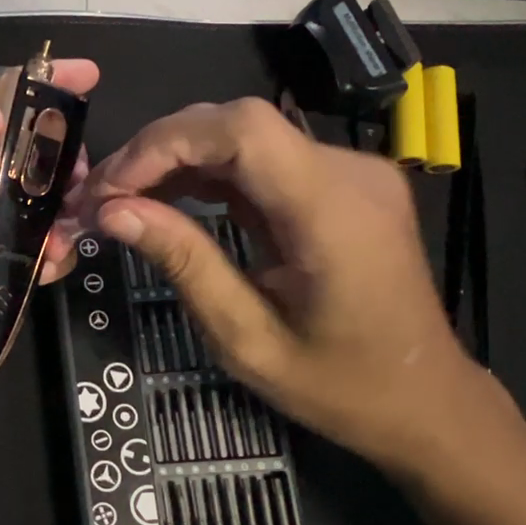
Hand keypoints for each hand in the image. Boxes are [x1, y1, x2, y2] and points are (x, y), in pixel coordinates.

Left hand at [0, 59, 99, 428]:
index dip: (34, 82)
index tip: (89, 77)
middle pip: (16, 145)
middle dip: (57, 153)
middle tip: (87, 176)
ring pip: (29, 193)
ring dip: (60, 203)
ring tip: (76, 225)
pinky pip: (26, 239)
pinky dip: (48, 244)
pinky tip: (54, 261)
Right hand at [70, 98, 519, 476]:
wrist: (426, 402)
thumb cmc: (341, 386)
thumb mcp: (247, 339)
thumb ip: (184, 264)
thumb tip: (112, 211)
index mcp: (333, 211)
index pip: (241, 130)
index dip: (163, 144)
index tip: (108, 189)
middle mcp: (347, 172)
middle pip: (236, 122)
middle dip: (157, 151)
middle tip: (100, 198)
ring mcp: (346, 173)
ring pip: (241, 134)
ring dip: (173, 159)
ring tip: (120, 200)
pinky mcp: (336, 183)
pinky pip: (258, 159)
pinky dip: (204, 173)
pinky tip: (164, 200)